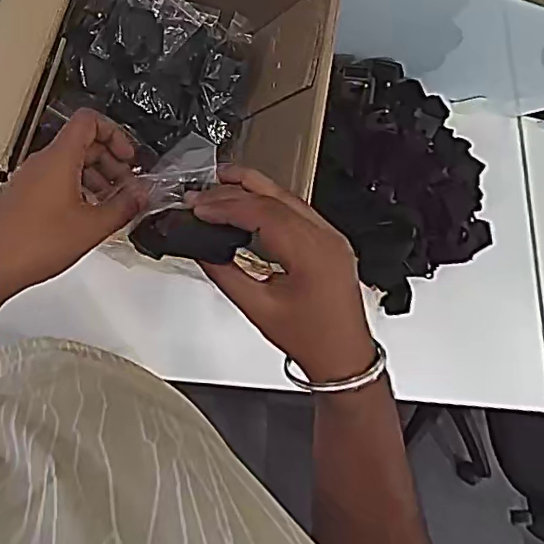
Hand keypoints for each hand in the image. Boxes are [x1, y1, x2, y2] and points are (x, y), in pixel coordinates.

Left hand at [0, 109, 145, 301]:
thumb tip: (141, 195)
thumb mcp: (92, 227)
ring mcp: (30, 178)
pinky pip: (55, 179)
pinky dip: (77, 188)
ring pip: (70, 162)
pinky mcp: (23, 195)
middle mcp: (42, 162)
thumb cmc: (32, 244)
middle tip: (127, 186)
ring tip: (111, 203)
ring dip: (96, 177)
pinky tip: (87, 214)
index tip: (128, 157)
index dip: (115, 134)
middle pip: (83, 143)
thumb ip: (124, 206)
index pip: (89, 121)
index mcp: (59, 158)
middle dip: (111, 162)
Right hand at [187, 164, 374, 382]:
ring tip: (222, 185)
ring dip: (253, 189)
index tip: (200, 208)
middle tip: (203, 192)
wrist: (343, 358)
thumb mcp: (259, 308)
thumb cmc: (313, 340)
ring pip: (288, 197)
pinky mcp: (330, 241)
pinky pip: (298, 210)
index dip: (226, 206)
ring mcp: (331, 237)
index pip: (263, 213)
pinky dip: (269, 202)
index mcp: (311, 254)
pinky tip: (250, 204)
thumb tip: (205, 251)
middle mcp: (326, 239)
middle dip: (235, 190)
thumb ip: (227, 275)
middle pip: (276, 197)